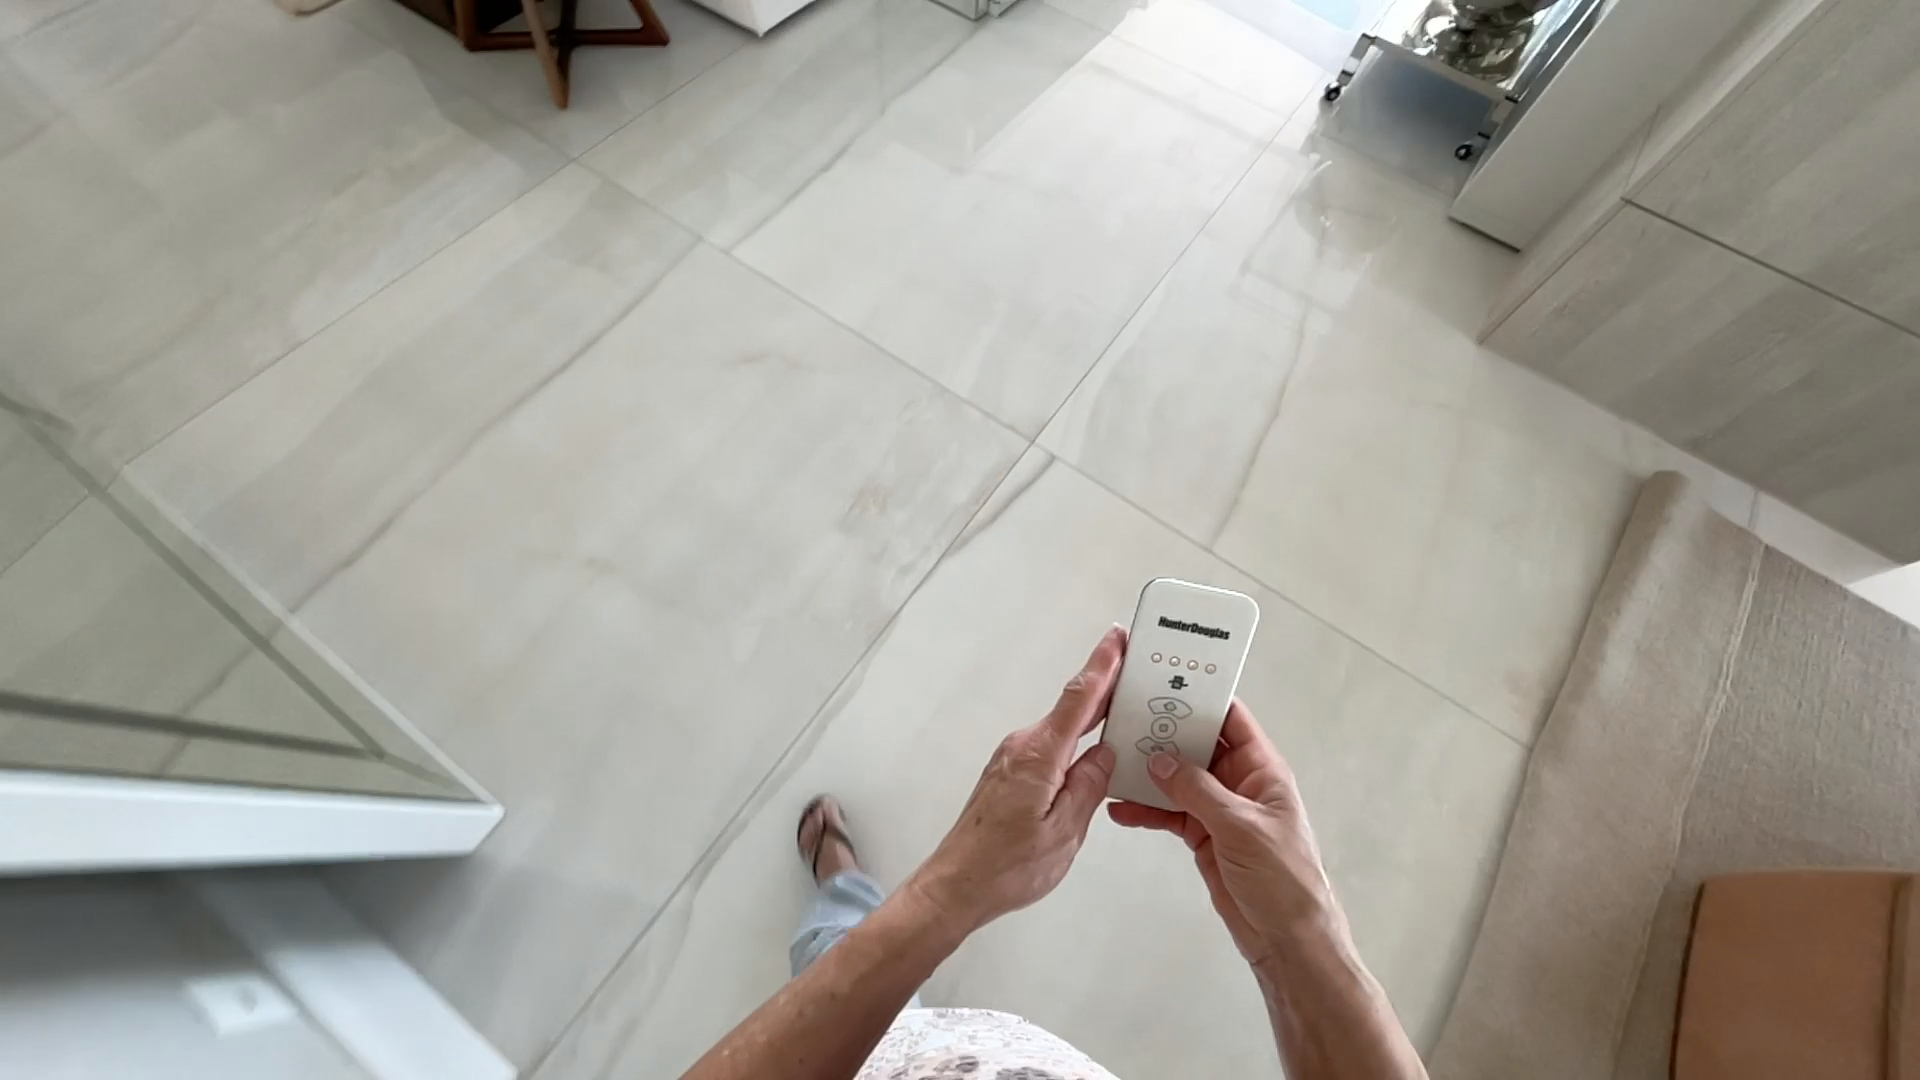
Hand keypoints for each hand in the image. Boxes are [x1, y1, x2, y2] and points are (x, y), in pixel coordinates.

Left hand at [905, 626, 1124, 935]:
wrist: (957, 883)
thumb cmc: (1007, 866)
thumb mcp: (1064, 832)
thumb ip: (1089, 787)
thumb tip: (1105, 752)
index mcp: (1040, 755)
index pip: (1079, 699)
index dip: (1102, 665)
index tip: (1118, 638)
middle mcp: (1023, 746)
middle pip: (1072, 708)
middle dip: (1105, 685)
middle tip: (1136, 665)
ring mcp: (1013, 757)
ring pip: (1062, 729)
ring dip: (1092, 718)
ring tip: (1126, 710)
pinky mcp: (1010, 771)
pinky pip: (1051, 747)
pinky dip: (1075, 741)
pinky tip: (1092, 751)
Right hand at [1107, 700, 1344, 968]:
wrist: (1288, 943)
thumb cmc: (1283, 879)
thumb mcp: (1241, 827)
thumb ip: (1198, 790)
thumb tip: (1160, 760)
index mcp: (1261, 770)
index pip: (1231, 720)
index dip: (1202, 699)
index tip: (1168, 680)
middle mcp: (1238, 782)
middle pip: (1197, 745)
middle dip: (1165, 732)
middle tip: (1128, 716)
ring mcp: (1218, 809)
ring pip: (1177, 777)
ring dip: (1149, 771)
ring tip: (1114, 760)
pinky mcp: (1202, 835)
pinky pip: (1168, 811)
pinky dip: (1145, 809)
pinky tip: (1120, 808)